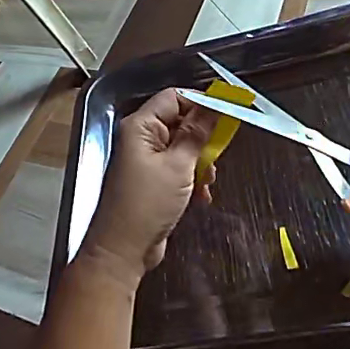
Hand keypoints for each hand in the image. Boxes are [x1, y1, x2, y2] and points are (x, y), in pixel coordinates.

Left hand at [80, 89, 216, 285]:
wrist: (123, 251)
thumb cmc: (147, 204)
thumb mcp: (179, 166)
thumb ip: (197, 133)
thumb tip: (213, 107)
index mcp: (142, 126)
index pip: (175, 98)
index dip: (200, 102)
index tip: (226, 112)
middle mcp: (142, 138)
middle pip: (180, 121)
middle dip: (203, 137)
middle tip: (219, 151)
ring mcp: (147, 159)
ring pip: (183, 146)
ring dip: (200, 161)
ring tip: (207, 180)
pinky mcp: (154, 179)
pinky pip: (179, 167)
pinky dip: (192, 177)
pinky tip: (200, 195)